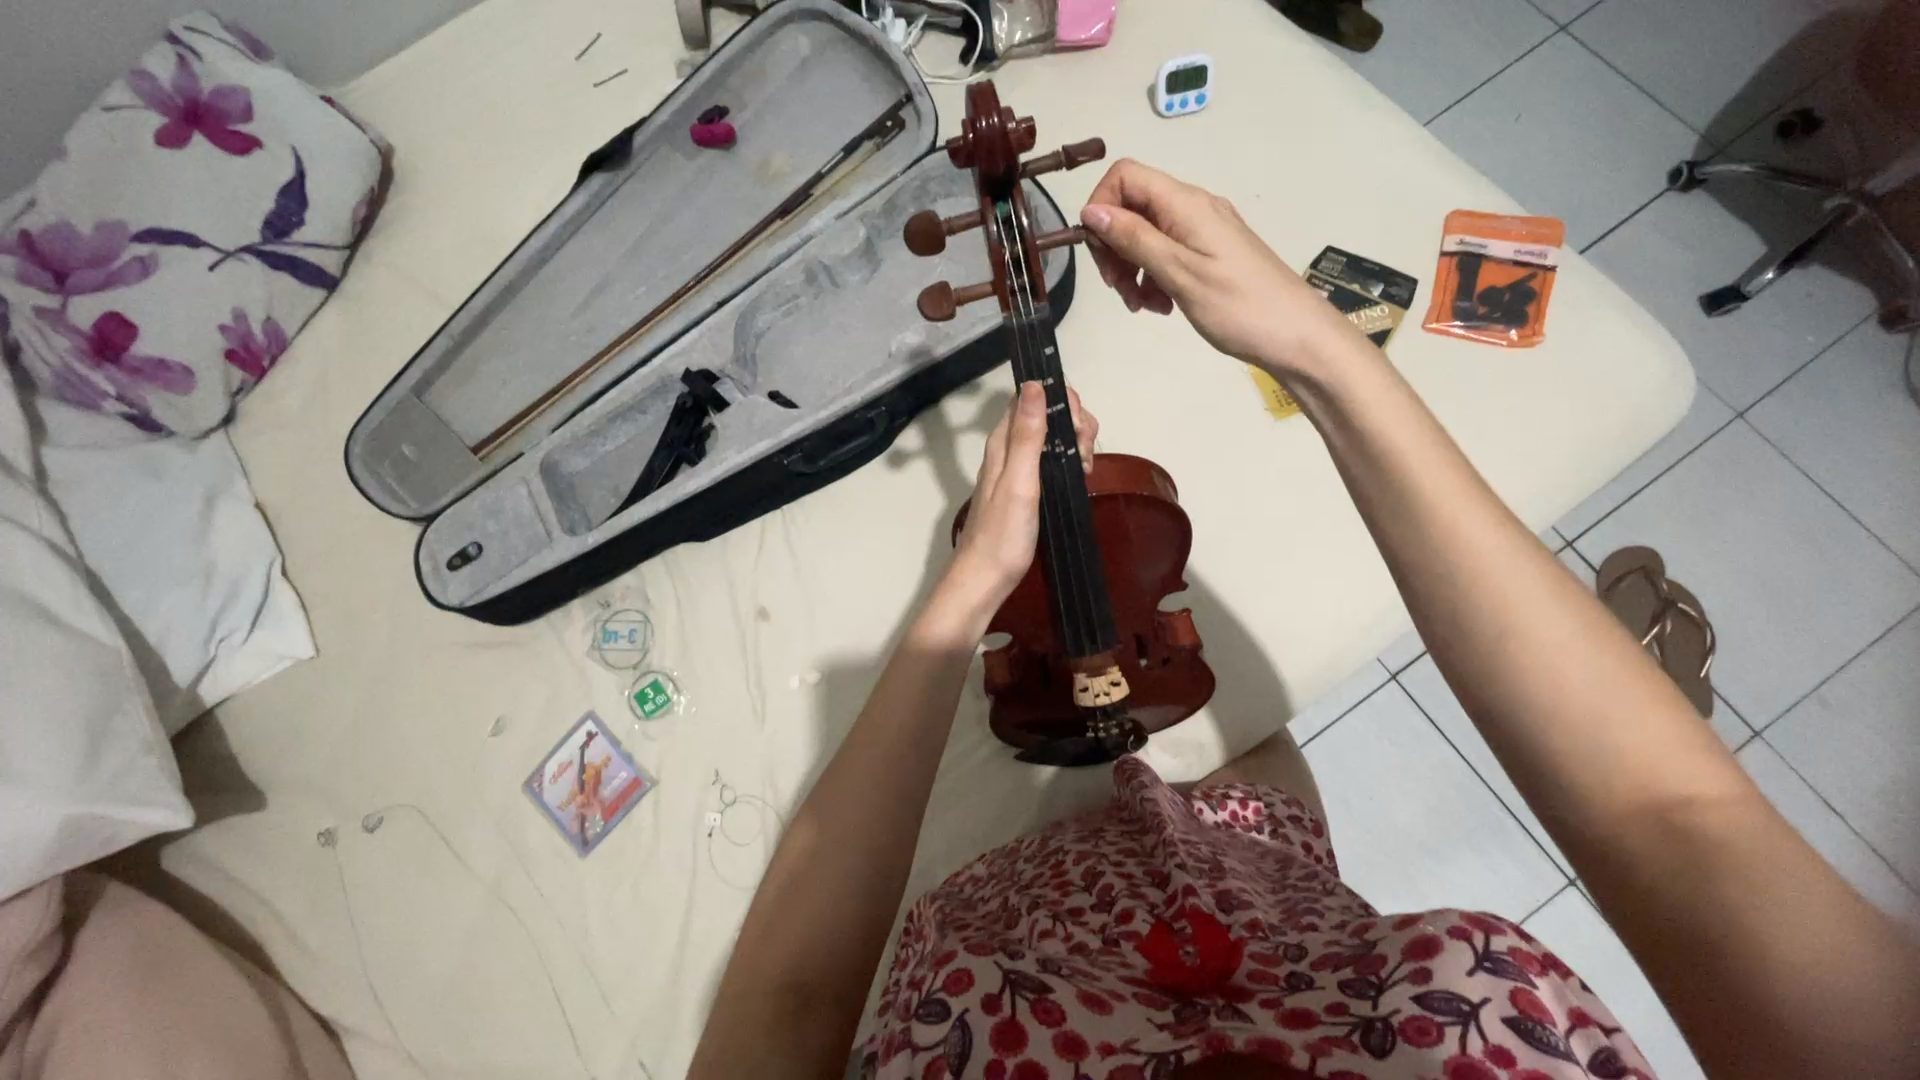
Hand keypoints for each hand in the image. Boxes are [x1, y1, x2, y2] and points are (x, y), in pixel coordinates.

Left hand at [943, 382, 1097, 617]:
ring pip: (1052, 437)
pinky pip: (1052, 460)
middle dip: (1074, 424)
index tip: (1077, 426)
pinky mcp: (1027, 488)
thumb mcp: (1019, 481)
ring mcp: (1017, 469)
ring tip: (1085, 470)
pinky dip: (1070, 463)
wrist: (987, 578)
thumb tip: (1034, 385)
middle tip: (1084, 455)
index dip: (1060, 401)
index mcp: (1002, 442)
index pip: (1031, 397)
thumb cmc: (1003, 534)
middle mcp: (1008, 449)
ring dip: (1076, 444)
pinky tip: (1080, 479)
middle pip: (1046, 414)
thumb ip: (1027, 435)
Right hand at [1078, 159, 1364, 377]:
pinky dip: (1153, 278)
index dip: (1101, 207)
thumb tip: (1092, 212)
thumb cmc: (1238, 306)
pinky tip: (1161, 307)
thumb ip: (1134, 239)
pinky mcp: (1209, 254)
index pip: (1125, 176)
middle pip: (1132, 208)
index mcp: (1185, 204)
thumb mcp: (1178, 273)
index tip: (1099, 253)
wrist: (1296, 336)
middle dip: (1114, 247)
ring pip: (1146, 236)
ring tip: (1142, 306)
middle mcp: (1193, 208)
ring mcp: (1203, 231)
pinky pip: (1166, 255)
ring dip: (1132, 270)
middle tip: (1119, 288)